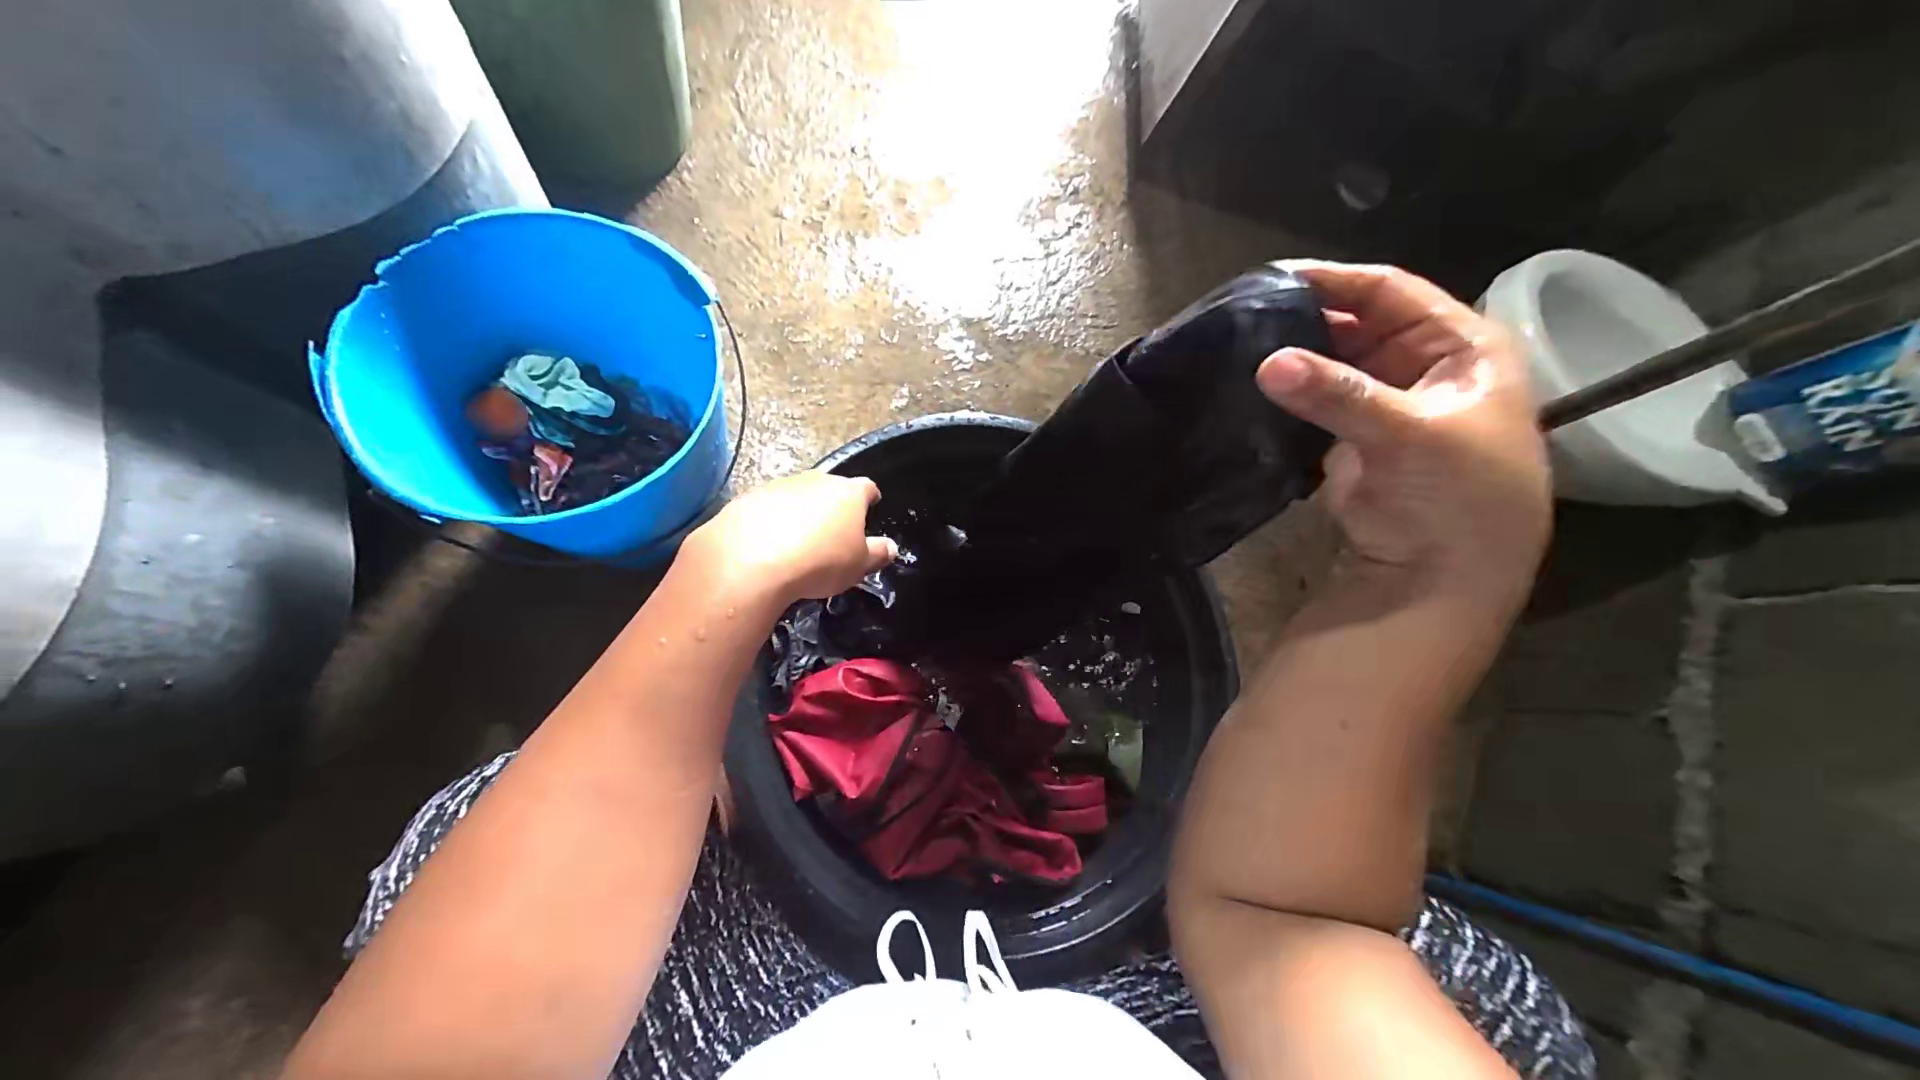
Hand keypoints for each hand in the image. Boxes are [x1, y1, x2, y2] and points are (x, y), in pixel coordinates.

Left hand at [683, 471, 897, 605]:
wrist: (749, 561)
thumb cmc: (819, 562)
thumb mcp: (857, 566)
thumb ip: (877, 554)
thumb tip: (890, 547)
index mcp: (848, 493)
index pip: (867, 488)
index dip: (869, 499)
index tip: (870, 508)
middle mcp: (815, 480)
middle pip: (829, 489)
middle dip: (831, 507)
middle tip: (831, 534)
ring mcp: (778, 486)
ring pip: (796, 497)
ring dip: (798, 513)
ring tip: (796, 544)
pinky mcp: (747, 498)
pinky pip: (766, 509)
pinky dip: (769, 522)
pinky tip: (766, 546)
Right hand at [1256, 262, 1550, 601]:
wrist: (1440, 574)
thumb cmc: (1455, 495)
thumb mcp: (1408, 434)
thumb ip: (1339, 394)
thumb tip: (1268, 363)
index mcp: (1461, 346)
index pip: (1393, 292)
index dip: (1337, 282)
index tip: (1276, 278)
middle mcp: (1423, 364)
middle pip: (1358, 324)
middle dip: (1308, 319)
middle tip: (1247, 313)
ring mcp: (1384, 401)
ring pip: (1334, 361)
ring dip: (1295, 355)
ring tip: (1241, 343)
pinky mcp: (1352, 436)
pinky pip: (1317, 399)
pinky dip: (1290, 391)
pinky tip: (1254, 383)